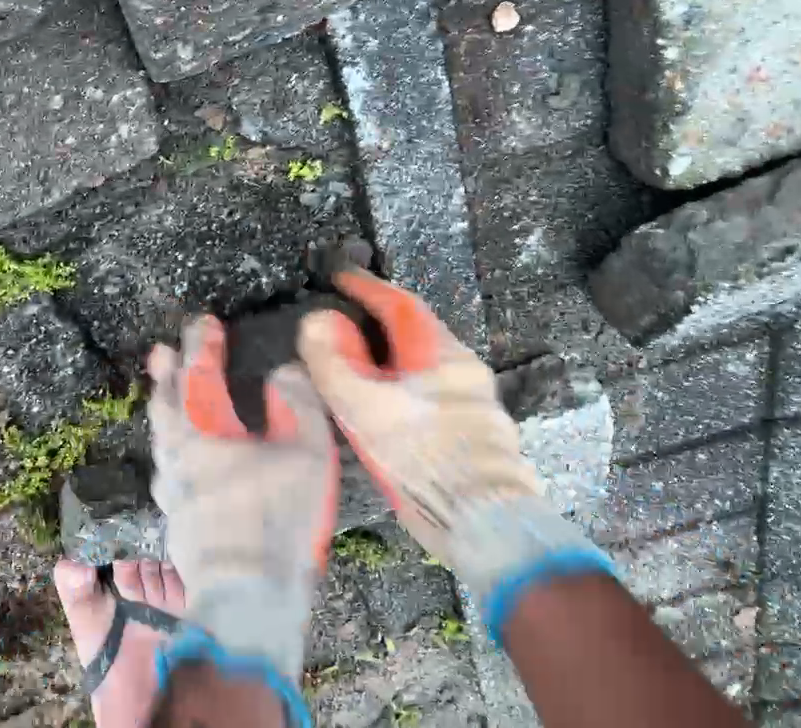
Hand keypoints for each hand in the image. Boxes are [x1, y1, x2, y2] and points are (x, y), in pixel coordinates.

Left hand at [147, 316, 337, 679]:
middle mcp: (179, 456)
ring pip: (161, 437)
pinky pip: (167, 469)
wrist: (244, 594)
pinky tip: (176, 460)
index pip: (199, 376)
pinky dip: (170, 449)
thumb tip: (282, 370)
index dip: (202, 346)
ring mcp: (173, 490)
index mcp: (205, 432)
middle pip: (166, 404)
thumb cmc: (276, 518)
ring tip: (164, 396)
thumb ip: (297, 404)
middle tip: (161, 350)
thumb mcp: (305, 453)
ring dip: (163, 409)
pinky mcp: (176, 520)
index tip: (204, 322)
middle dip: (166, 373)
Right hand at [298, 269, 612, 639]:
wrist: (483, 523)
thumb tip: (317, 321)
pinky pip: (433, 392)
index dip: (367, 287)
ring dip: (391, 357)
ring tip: (358, 364)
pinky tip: (387, 405)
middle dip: (379, 321)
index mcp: (440, 353)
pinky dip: (404, 386)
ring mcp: (476, 401)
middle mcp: (465, 368)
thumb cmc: (420, 456)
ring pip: (425, 364)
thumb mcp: (361, 406)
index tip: (339, 276)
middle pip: (416, 332)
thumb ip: (332, 360)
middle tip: (343, 320)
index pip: (400, 304)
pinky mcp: (477, 433)